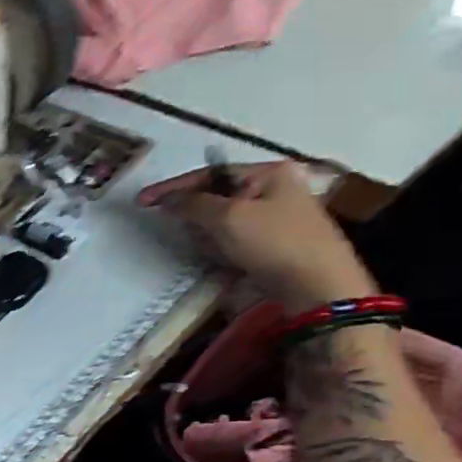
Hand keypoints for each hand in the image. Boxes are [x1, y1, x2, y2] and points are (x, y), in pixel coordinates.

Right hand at [138, 161, 375, 308]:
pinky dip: (222, 248)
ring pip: (227, 221)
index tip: (143, 200)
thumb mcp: (229, 219)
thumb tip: (167, 199)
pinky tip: (216, 260)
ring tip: (194, 246)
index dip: (174, 188)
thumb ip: (194, 205)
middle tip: (169, 224)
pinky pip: (238, 242)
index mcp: (269, 172)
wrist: (319, 289)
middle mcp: (276, 190)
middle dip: (193, 211)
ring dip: (207, 233)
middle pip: (219, 196)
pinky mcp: (276, 248)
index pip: (211, 175)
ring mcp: (278, 220)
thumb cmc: (275, 244)